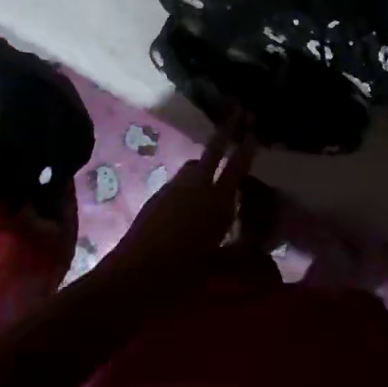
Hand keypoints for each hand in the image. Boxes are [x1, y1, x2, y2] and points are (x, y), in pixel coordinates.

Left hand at [95, 119, 254, 290]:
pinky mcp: (156, 196)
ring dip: (203, 162)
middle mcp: (197, 187)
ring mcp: (173, 188)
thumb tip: (246, 240)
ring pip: (192, 165)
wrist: (134, 276)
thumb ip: (230, 245)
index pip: (237, 168)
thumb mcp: (214, 262)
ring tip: (211, 170)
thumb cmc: (182, 274)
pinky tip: (188, 200)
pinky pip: (178, 181)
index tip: (253, 132)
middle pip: (213, 150)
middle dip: (226, 130)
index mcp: (218, 203)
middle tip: (239, 111)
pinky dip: (188, 182)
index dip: (247, 149)